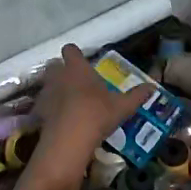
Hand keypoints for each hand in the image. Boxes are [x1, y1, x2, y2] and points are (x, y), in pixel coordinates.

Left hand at [22, 45, 153, 189]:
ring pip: (46, 84)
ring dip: (54, 90)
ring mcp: (45, 93)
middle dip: (61, 70)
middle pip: (54, 65)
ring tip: (67, 102)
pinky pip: (41, 106)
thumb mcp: (122, 107)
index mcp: (77, 68)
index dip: (75, 54)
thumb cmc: (97, 114)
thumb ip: (137, 96)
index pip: (70, 50)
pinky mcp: (37, 112)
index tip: (82, 61)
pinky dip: (47, 110)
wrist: (69, 140)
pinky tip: (58, 120)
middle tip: (76, 82)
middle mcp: (58, 76)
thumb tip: (153, 87)